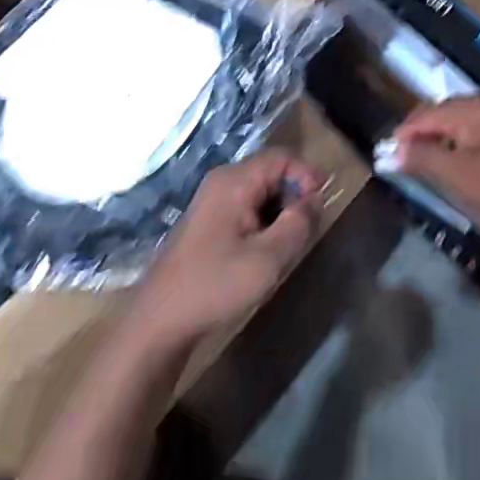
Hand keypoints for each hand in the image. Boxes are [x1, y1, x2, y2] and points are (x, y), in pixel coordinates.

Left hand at [130, 151, 321, 348]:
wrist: (159, 322)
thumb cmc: (214, 286)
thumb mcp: (267, 259)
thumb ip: (298, 224)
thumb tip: (315, 199)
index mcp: (234, 181)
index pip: (283, 157)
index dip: (307, 176)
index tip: (320, 208)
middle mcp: (222, 182)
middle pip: (272, 172)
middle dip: (295, 197)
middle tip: (305, 232)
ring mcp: (212, 201)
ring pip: (261, 192)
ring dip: (280, 213)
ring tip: (286, 247)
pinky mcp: (209, 222)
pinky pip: (247, 207)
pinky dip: (264, 222)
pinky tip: (263, 254)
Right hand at [378, 97, 479, 234]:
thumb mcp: (464, 177)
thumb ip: (426, 159)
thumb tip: (391, 148)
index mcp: (468, 109)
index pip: (420, 115)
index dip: (400, 137)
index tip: (385, 161)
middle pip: (437, 114)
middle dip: (417, 136)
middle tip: (402, 165)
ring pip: (456, 123)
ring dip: (437, 141)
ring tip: (425, 168)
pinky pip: (473, 131)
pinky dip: (458, 145)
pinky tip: (459, 165)